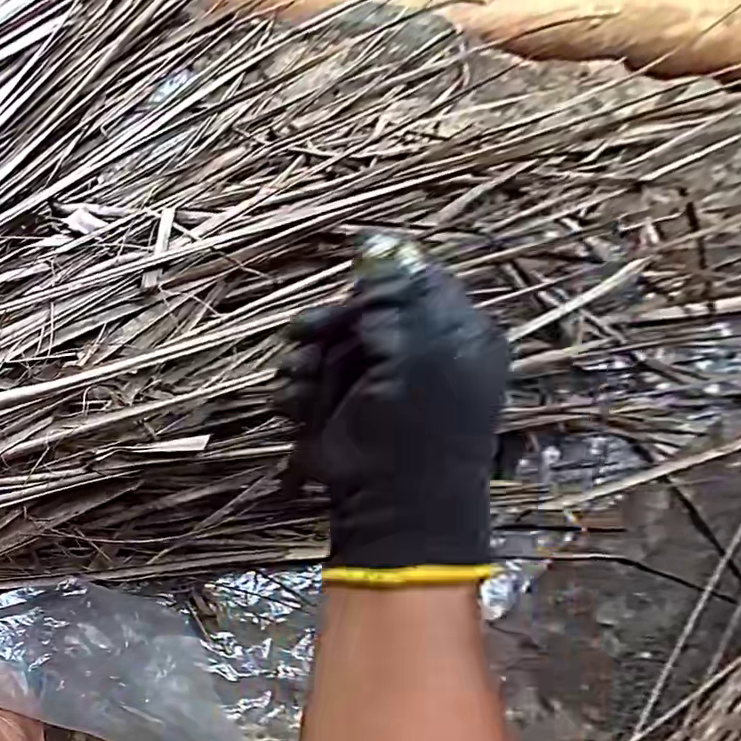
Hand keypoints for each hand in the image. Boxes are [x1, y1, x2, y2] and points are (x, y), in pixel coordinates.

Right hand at [276, 235, 508, 582]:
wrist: (388, 498)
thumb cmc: (414, 427)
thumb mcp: (415, 353)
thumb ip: (397, 298)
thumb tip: (376, 242)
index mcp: (448, 333)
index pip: (408, 285)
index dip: (369, 284)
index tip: (338, 288)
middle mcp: (408, 353)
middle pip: (355, 316)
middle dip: (322, 327)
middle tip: (300, 336)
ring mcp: (366, 384)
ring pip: (320, 351)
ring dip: (300, 364)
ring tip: (298, 383)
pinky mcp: (331, 411)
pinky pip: (301, 385)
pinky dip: (292, 393)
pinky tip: (295, 406)